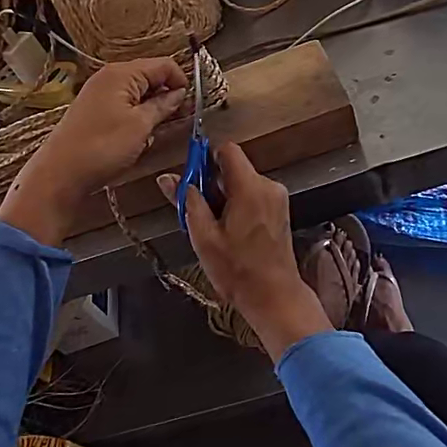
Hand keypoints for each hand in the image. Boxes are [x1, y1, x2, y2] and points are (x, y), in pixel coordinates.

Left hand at [0, 58, 188, 245]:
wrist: (60, 174)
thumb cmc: (101, 148)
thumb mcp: (140, 126)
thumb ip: (162, 106)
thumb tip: (178, 94)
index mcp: (121, 73)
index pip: (163, 65)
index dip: (181, 81)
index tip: (190, 104)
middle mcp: (109, 77)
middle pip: (150, 76)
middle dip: (168, 94)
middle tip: (181, 118)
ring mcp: (100, 93)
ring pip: (138, 91)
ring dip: (154, 107)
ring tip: (160, 129)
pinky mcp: (95, 110)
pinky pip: (125, 104)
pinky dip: (138, 114)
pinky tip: (141, 133)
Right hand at [159, 142, 330, 361]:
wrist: (274, 297)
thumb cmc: (237, 271)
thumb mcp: (203, 236)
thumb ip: (187, 201)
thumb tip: (167, 177)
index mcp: (250, 187)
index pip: (227, 150)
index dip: (205, 159)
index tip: (192, 180)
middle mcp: (268, 186)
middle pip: (233, 168)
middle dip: (212, 184)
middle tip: (198, 213)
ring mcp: (277, 198)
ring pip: (242, 183)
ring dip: (224, 197)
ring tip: (214, 229)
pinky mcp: (280, 211)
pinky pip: (253, 196)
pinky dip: (238, 206)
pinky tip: (230, 232)